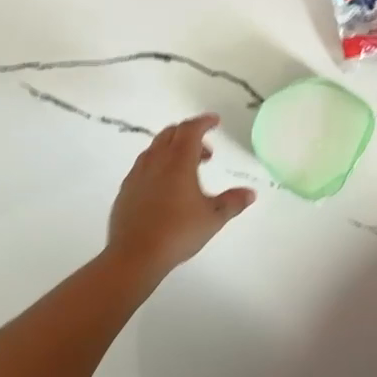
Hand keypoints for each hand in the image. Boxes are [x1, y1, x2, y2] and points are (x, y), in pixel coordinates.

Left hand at [103, 114, 254, 282]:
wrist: (135, 255)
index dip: (204, 121)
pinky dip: (158, 165)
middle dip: (189, 134)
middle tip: (206, 151)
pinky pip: (143, 166)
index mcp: (178, 161)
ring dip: (172, 149)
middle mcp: (156, 161)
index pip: (191, 130)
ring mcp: (137, 174)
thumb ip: (232, 202)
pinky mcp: (126, 190)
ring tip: (187, 170)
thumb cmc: (178, 232)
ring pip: (154, 149)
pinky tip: (164, 188)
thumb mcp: (213, 218)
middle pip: (170, 134)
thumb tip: (250, 193)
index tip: (215, 121)